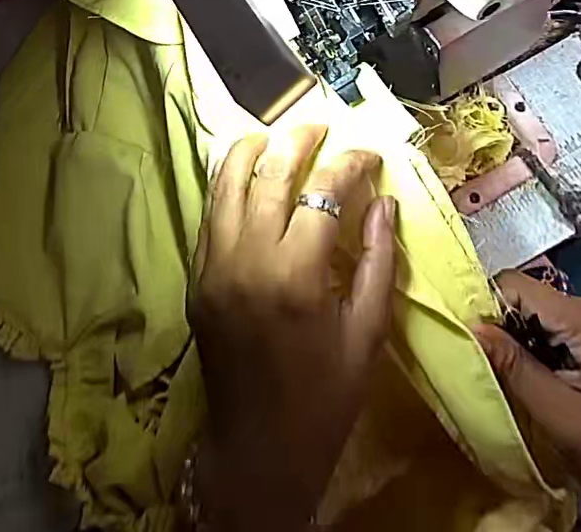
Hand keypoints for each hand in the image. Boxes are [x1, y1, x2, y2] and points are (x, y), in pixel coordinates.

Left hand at [189, 125, 398, 531]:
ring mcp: (214, 265)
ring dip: (255, 148)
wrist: (257, 451)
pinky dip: (230, 181)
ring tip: (281, 136)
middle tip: (323, 129)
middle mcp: (248, 259)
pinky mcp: (197, 276)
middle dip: (300, 139)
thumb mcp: (367, 333)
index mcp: (297, 275)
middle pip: (270, 171)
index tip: (369, 157)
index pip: (325, 191)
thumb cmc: (325, 397)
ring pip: (227, 179)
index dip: (351, 164)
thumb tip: (384, 201)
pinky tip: (250, 171)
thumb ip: (378, 260)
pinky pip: (211, 210)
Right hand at [473, 271, 580, 514]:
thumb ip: (517, 370)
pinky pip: (540, 331)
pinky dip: (525, 351)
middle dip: (496, 326)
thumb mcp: (564, 419)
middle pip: (519, 297)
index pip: (515, 285)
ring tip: (500, 376)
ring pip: (526, 314)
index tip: (468, 342)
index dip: (486, 307)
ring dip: (509, 341)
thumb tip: (471, 329)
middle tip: (482, 365)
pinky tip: (523, 381)